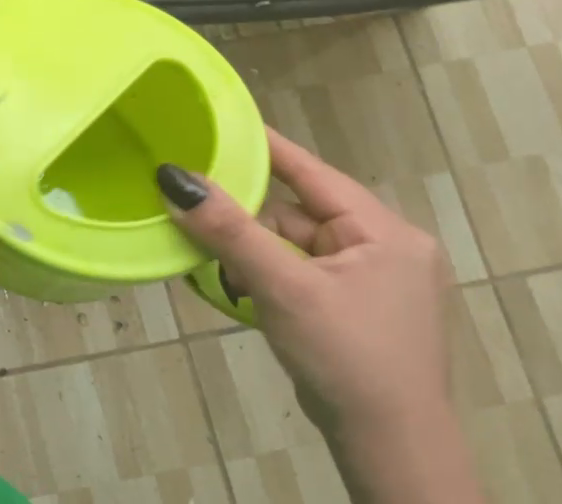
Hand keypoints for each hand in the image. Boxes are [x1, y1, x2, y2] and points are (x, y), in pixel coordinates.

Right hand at [159, 128, 451, 434]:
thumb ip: (228, 229)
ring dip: (248, 255)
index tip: (213, 117)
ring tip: (224, 276)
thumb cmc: (347, 354)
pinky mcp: (351, 306)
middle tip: (197, 224)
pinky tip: (240, 291)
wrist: (389, 444)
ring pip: (287, 243)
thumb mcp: (283, 286)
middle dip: (244, 223)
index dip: (262, 144)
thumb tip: (172, 176)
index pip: (310, 171)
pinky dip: (262, 275)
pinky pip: (293, 269)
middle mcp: (384, 248)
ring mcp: (370, 280)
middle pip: (291, 211)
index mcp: (386, 233)